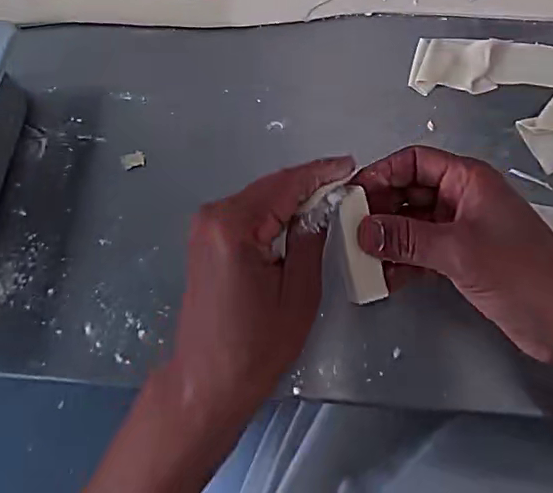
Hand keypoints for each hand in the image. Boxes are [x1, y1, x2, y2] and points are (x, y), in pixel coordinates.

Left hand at [165, 154, 356, 419]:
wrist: (204, 386)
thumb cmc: (253, 349)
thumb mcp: (298, 294)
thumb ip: (310, 240)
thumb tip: (322, 207)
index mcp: (234, 227)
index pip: (285, 185)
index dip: (320, 172)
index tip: (349, 165)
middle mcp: (214, 216)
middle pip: (271, 186)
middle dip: (309, 183)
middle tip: (345, 181)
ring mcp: (206, 226)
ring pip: (261, 196)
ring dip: (293, 196)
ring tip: (329, 195)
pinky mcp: (206, 237)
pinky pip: (249, 211)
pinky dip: (275, 210)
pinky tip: (298, 214)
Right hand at [353, 145, 552, 370]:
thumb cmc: (528, 275)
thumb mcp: (460, 251)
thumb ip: (408, 239)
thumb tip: (366, 230)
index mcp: (468, 179)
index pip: (415, 161)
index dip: (383, 173)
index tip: (355, 193)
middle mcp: (463, 198)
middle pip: (411, 191)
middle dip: (381, 208)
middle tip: (353, 228)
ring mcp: (463, 229)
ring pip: (414, 222)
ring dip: (390, 238)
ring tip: (364, 256)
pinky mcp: (464, 258)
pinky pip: (423, 249)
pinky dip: (405, 260)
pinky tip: (386, 276)